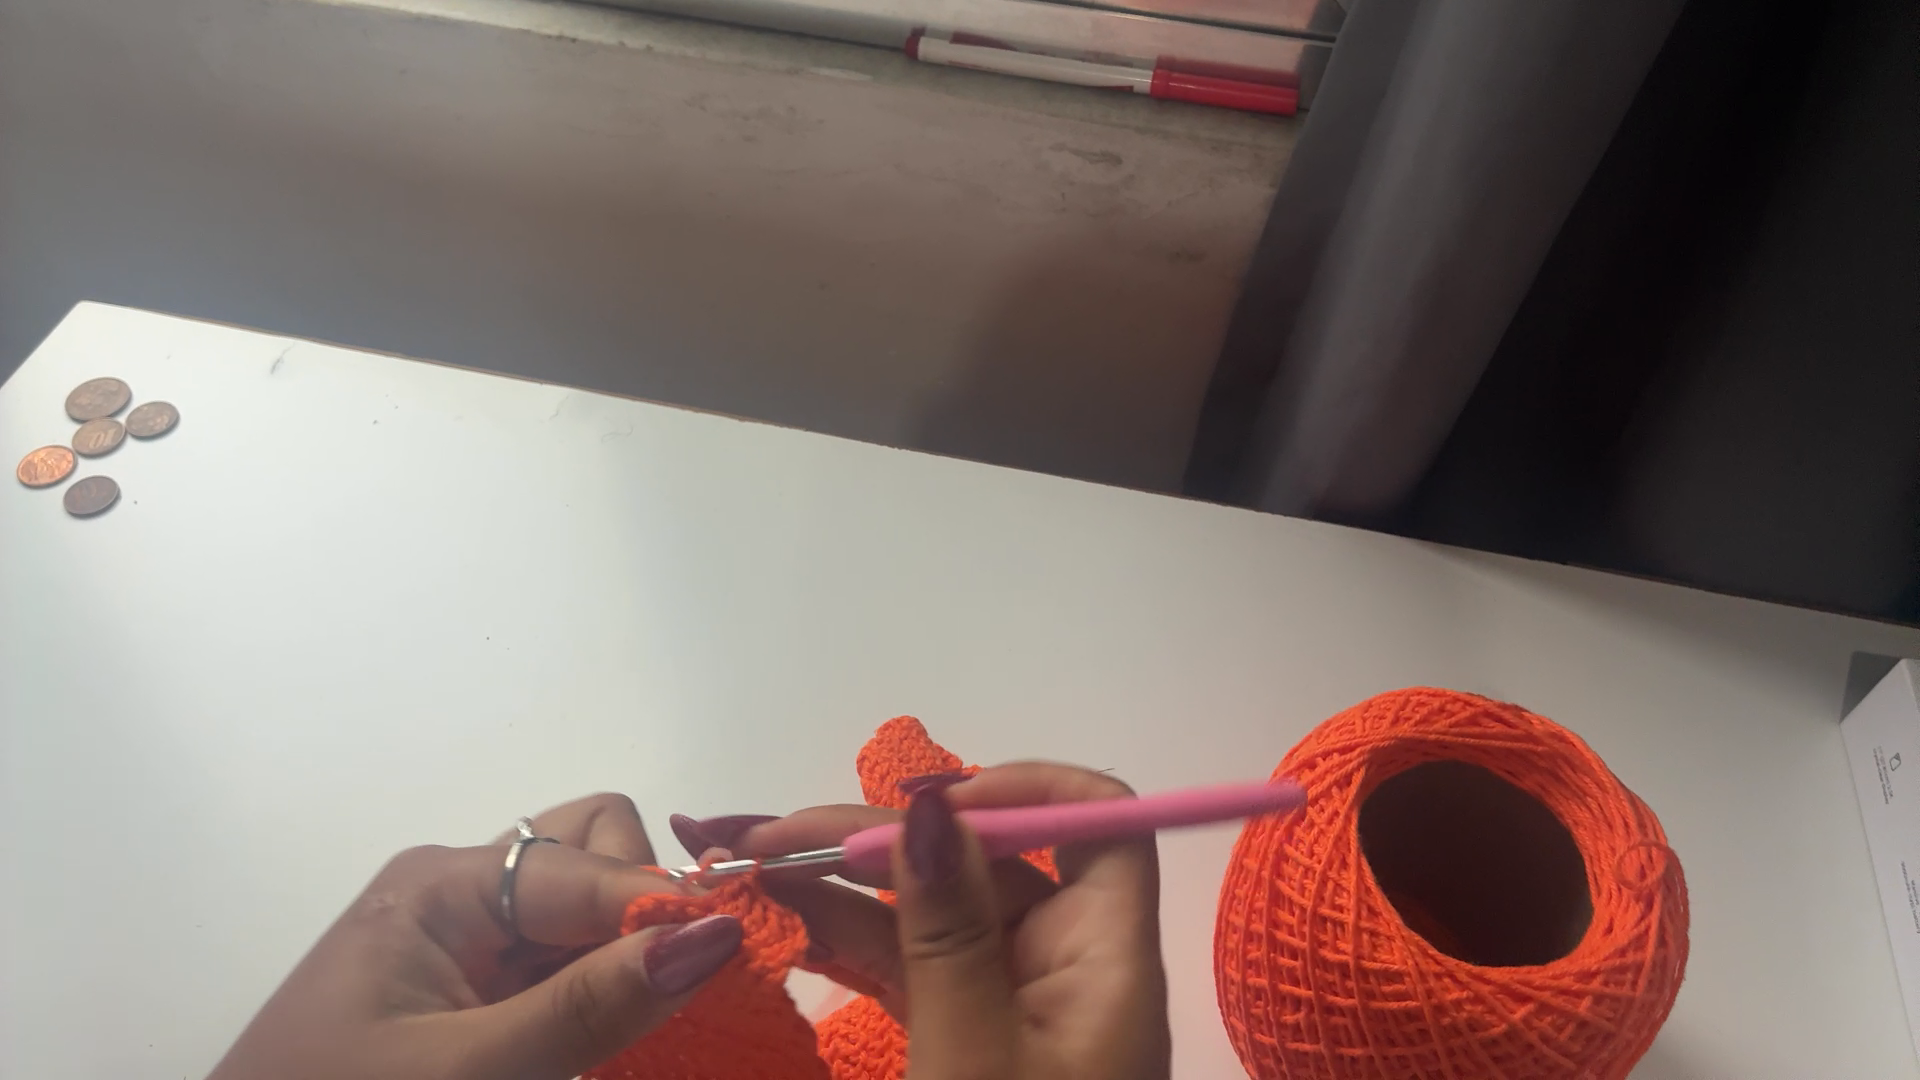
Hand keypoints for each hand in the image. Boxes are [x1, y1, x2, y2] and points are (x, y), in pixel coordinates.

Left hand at [211, 794, 743, 1079]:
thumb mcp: (466, 1078)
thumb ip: (591, 1005)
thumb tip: (721, 931)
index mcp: (444, 882)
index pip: (592, 858)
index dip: (660, 901)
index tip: (731, 947)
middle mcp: (463, 887)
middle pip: (597, 847)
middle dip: (641, 902)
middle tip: (652, 982)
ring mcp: (472, 937)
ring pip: (592, 896)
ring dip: (629, 939)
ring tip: (624, 1008)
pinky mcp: (480, 985)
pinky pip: (570, 950)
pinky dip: (606, 975)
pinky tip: (604, 1022)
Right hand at [683, 765, 1171, 1079]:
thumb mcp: (970, 1066)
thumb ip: (948, 930)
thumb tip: (931, 804)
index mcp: (1104, 959)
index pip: (1100, 823)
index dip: (1030, 788)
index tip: (935, 801)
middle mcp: (1064, 962)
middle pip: (988, 857)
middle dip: (886, 837)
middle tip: (775, 833)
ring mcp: (1008, 996)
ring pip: (934, 905)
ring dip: (845, 881)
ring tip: (750, 859)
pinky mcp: (962, 1026)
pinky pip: (908, 958)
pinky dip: (847, 935)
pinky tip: (783, 913)